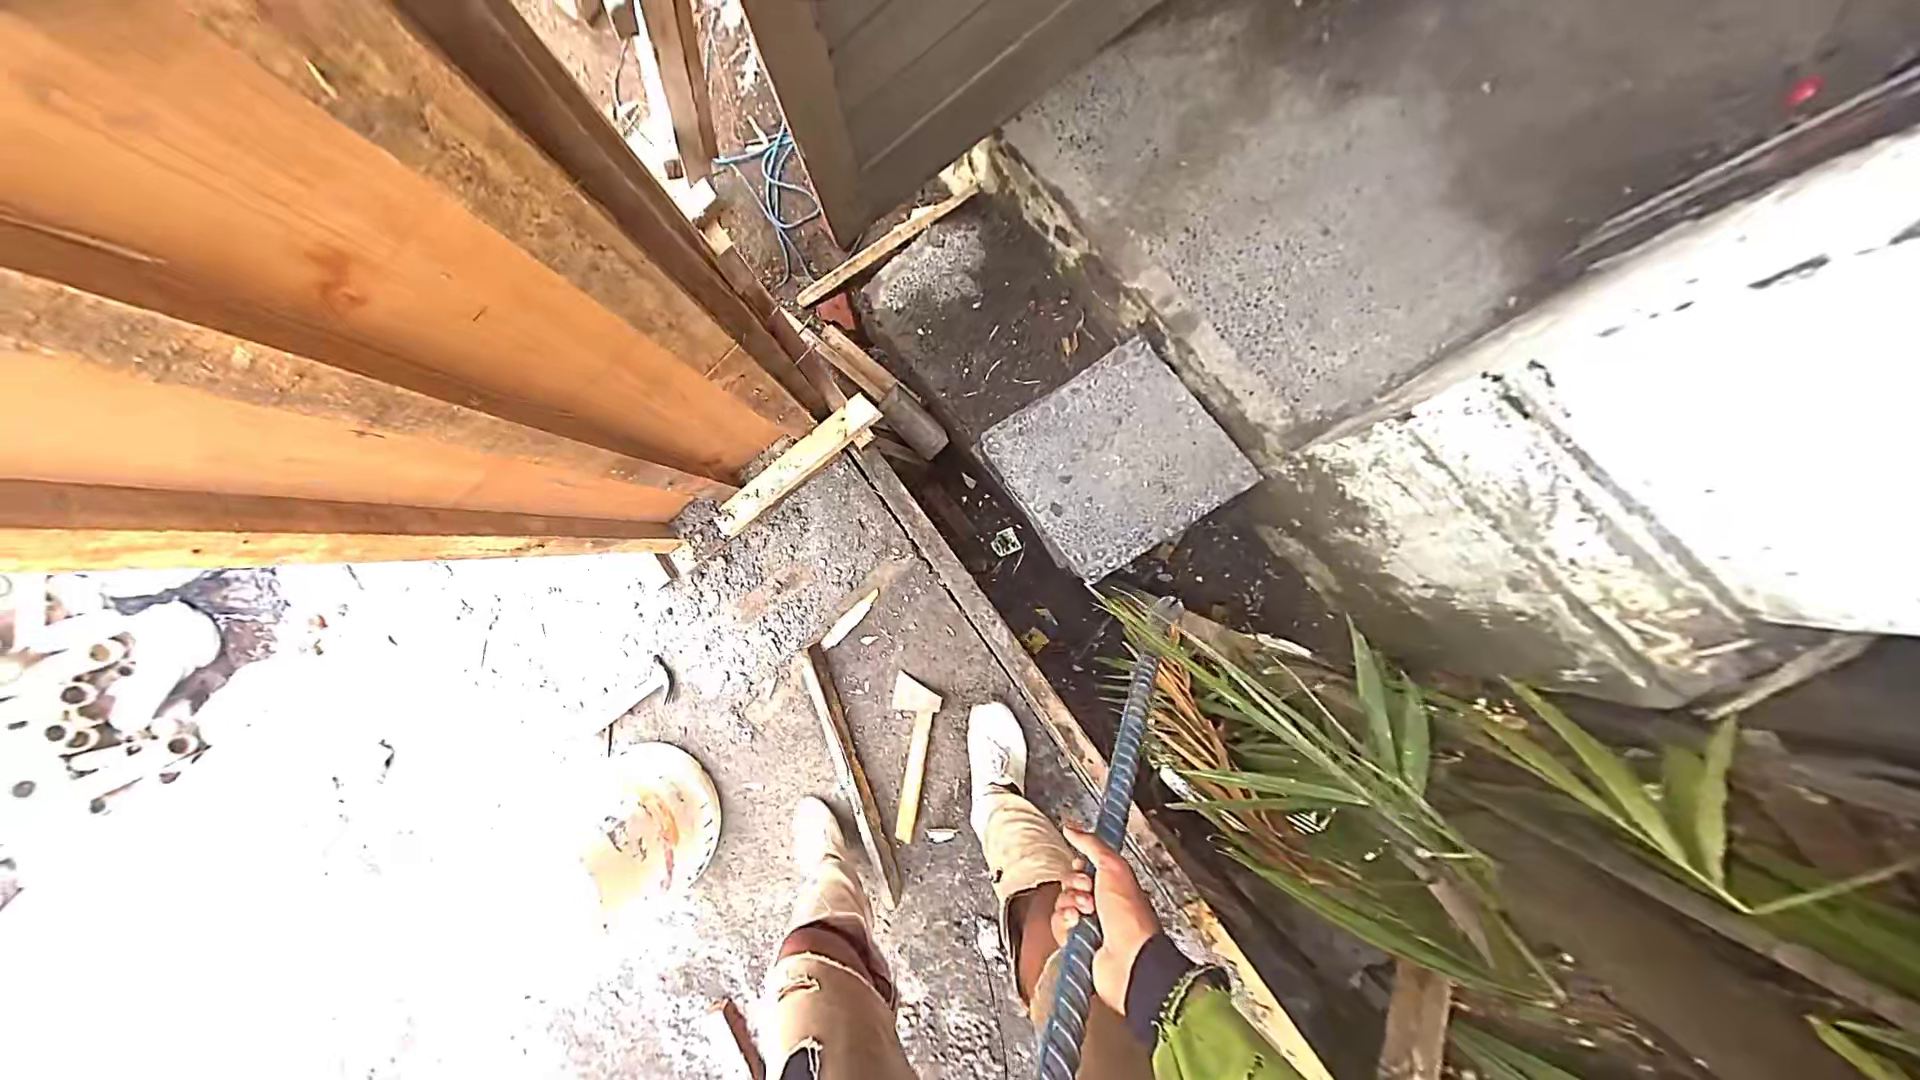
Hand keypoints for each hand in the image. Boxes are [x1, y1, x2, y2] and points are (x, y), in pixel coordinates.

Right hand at [1053, 825, 1162, 1013]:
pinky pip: (1058, 924)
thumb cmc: (1130, 915)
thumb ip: (1091, 844)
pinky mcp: (1077, 943)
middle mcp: (1100, 903)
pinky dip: (1064, 922)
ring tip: (1085, 912)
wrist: (1129, 959)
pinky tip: (1076, 924)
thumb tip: (1071, 828)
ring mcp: (1089, 923)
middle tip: (1088, 892)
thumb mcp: (1113, 866)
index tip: (1084, 868)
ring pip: (1062, 902)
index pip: (1083, 866)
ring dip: (1070, 903)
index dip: (1079, 865)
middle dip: (1075, 884)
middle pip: (1070, 882)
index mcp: (1112, 883)